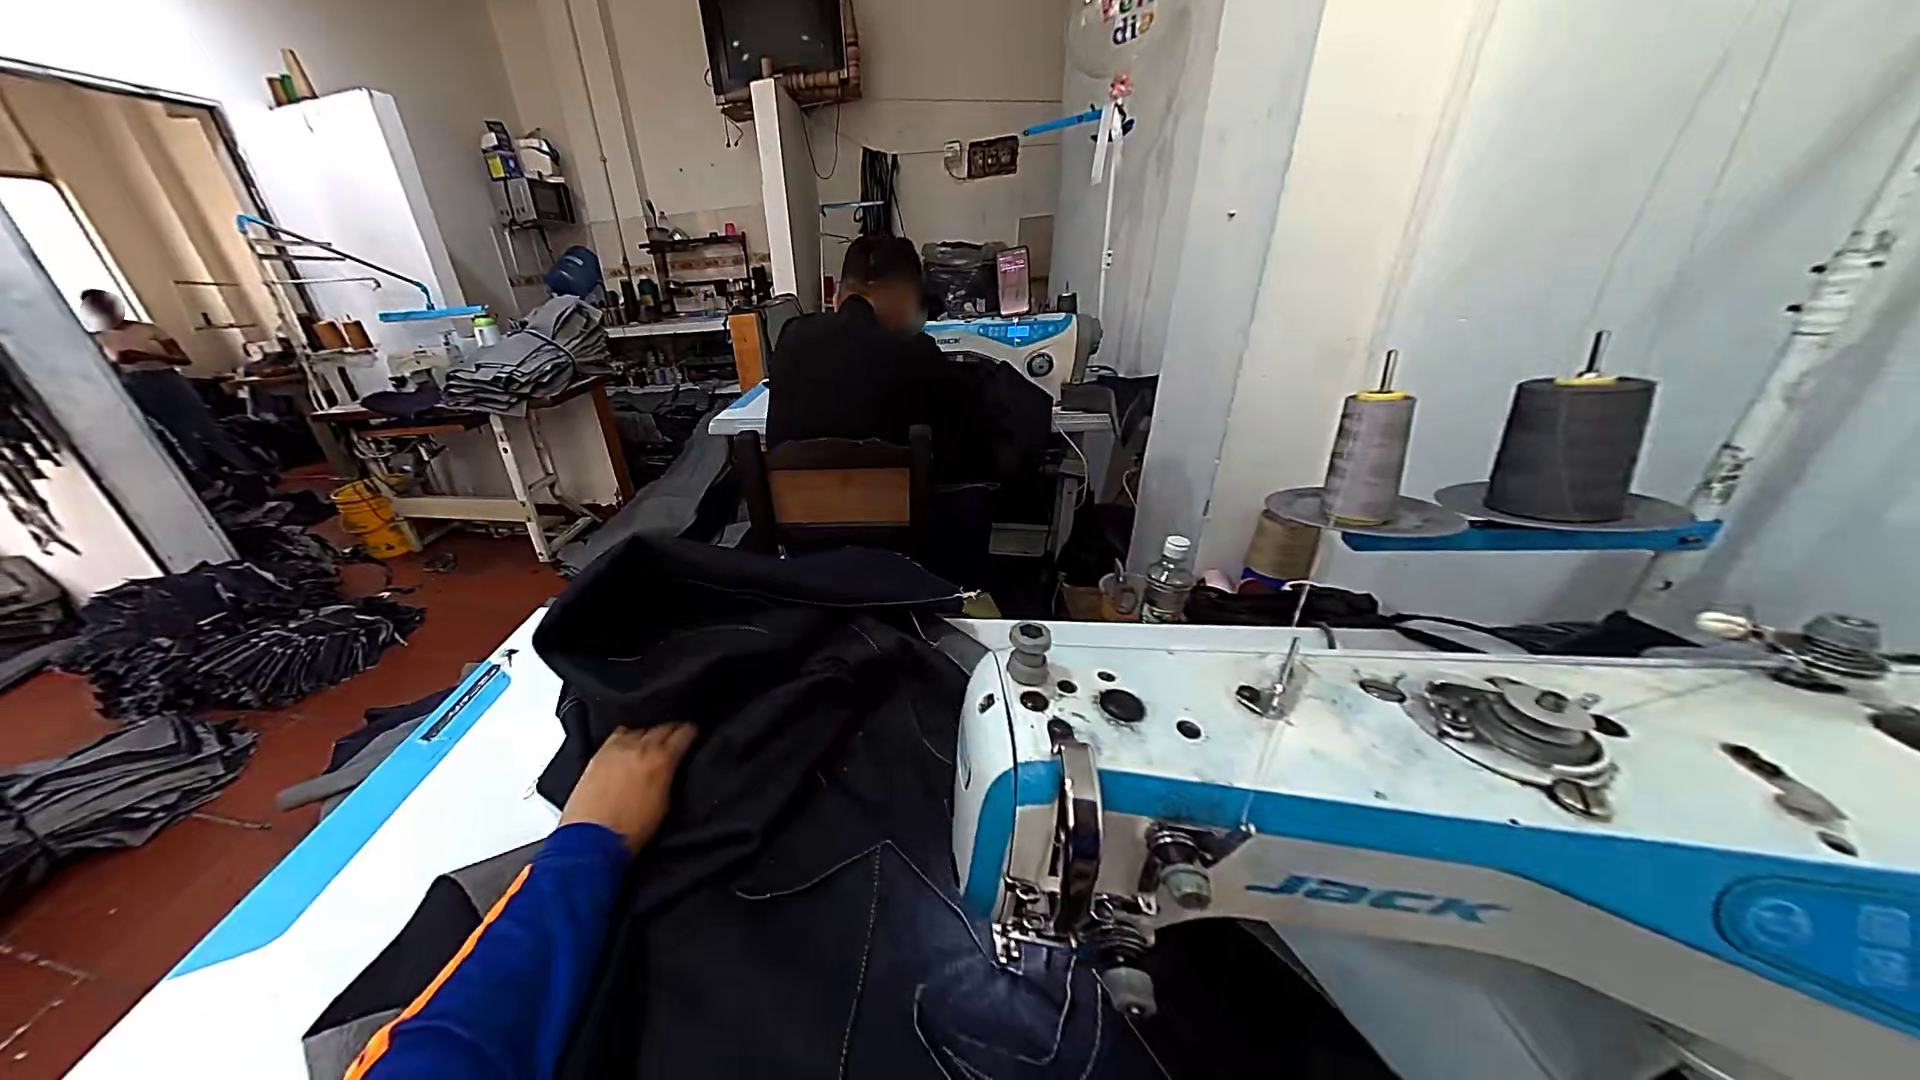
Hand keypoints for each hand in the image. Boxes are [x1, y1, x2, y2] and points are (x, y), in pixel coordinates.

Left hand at [559, 723, 697, 851]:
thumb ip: (670, 777)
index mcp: (662, 760)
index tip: (693, 733)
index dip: (692, 732)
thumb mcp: (665, 803)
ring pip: (641, 729)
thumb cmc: (629, 829)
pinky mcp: (599, 755)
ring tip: (651, 743)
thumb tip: (672, 767)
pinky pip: (618, 734)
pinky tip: (628, 744)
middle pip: (664, 727)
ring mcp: (618, 749)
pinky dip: (627, 736)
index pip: (685, 733)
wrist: (592, 841)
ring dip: (650, 734)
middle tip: (676, 737)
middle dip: (673, 731)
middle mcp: (641, 749)